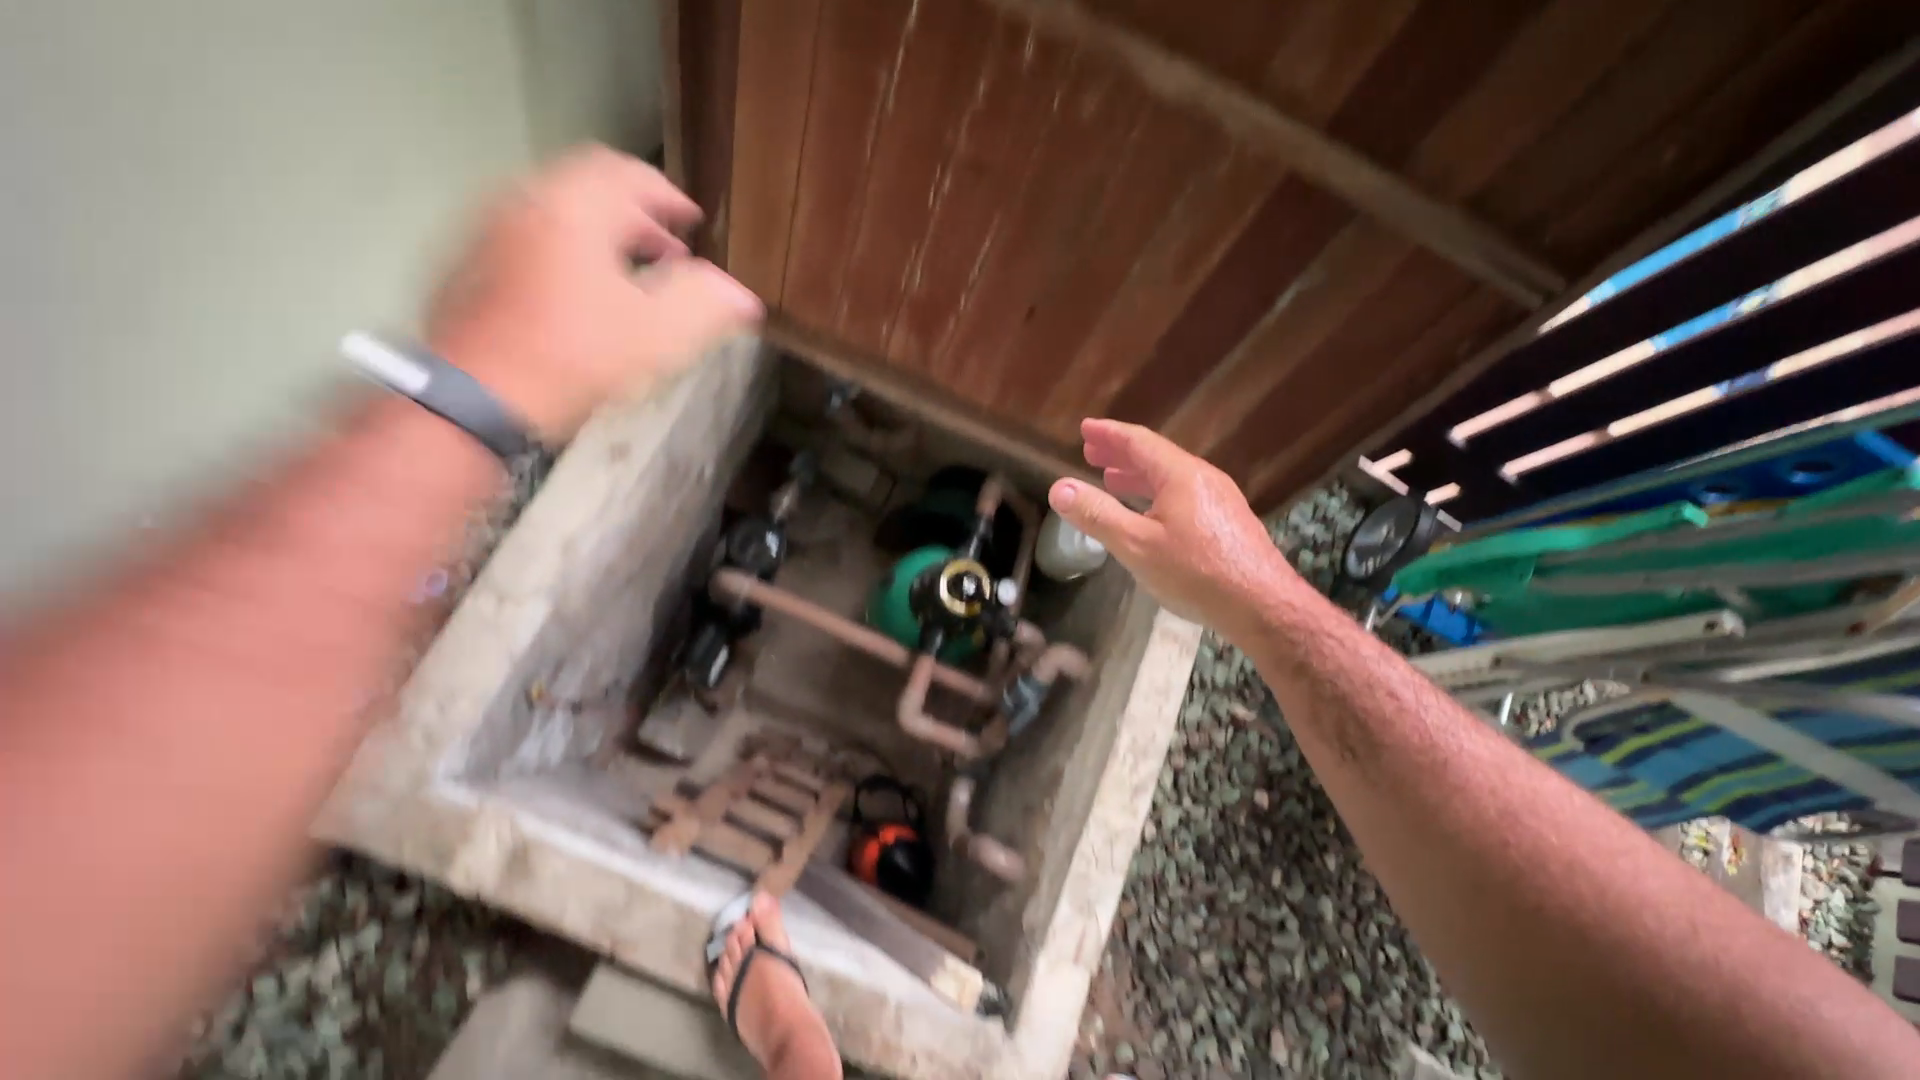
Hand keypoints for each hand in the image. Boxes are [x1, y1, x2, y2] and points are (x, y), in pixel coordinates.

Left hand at [427, 145, 763, 441]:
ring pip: (558, 213)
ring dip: (602, 234)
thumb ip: (705, 305)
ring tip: (631, 275)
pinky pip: (531, 238)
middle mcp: (527, 202)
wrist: (476, 397)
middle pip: (590, 188)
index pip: (628, 173)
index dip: (668, 195)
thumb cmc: (573, 357)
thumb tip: (742, 297)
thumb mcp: (656, 334)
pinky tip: (582, 296)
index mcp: (574, 207)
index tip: (692, 222)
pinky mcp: (470, 264)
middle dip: (637, 216)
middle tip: (669, 250)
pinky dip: (566, 251)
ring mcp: (491, 231)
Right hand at [1047, 418, 1299, 644]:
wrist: (1262, 605)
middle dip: (1121, 453)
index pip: (1138, 441)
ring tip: (1113, 481)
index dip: (1108, 434)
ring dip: (1139, 476)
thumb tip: (1058, 487)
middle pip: (1156, 457)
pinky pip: (1185, 496)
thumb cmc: (1196, 573)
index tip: (1085, 429)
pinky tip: (1151, 515)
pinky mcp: (1229, 524)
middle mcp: (1203, 479)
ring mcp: (1221, 501)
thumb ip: (1097, 515)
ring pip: (1172, 478)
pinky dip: (1157, 494)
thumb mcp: (1136, 546)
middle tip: (1091, 453)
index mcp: (1180, 475)